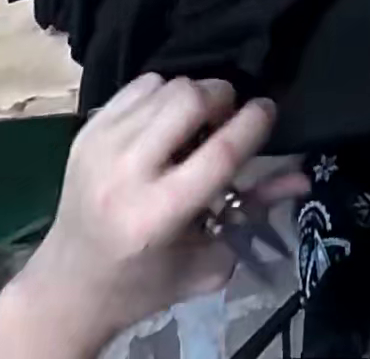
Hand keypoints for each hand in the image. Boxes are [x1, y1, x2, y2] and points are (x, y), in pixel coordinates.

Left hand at [0, 74, 305, 358]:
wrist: (68, 284)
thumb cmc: (146, 283)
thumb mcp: (208, 261)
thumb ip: (255, 212)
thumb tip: (302, 174)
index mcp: (157, 216)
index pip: (218, 154)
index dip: (252, 124)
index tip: (268, 108)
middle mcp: (125, 173)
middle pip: (189, 101)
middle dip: (222, 97)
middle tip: (229, 113)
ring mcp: (101, 144)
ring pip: (166, 85)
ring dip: (193, 94)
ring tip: (197, 120)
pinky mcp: (87, 128)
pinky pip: (139, 84)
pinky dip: (163, 92)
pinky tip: (165, 117)